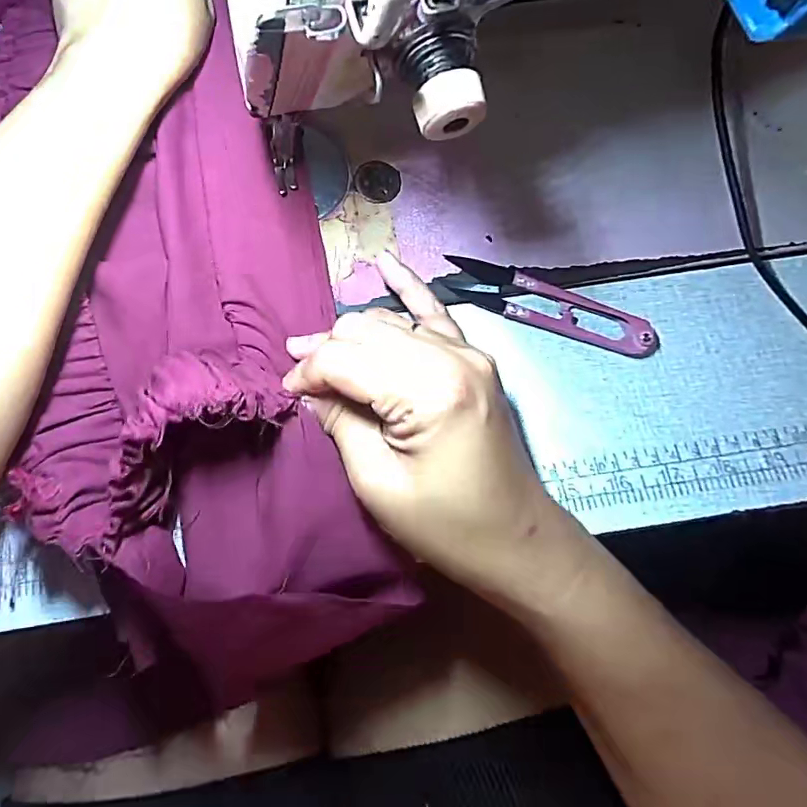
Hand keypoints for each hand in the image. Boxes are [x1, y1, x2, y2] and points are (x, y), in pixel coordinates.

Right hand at [283, 253, 598, 612]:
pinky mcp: (473, 358)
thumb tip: (308, 389)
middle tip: (302, 383)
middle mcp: (451, 357)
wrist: (518, 542)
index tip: (288, 394)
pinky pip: (433, 311)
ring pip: (386, 321)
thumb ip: (340, 421)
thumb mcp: (377, 482)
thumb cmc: (445, 525)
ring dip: (348, 334)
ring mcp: (467, 353)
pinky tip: (385, 264)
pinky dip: (407, 287)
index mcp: (429, 390)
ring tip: (316, 352)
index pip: (343, 358)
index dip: (307, 373)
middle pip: (362, 331)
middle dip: (324, 353)